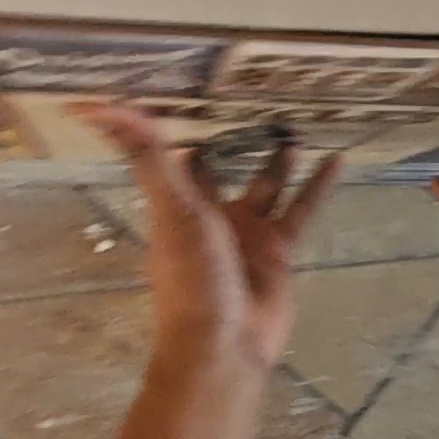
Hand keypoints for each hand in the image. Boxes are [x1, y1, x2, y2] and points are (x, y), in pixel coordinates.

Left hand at [75, 104, 341, 369]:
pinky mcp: (280, 252)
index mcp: (180, 207)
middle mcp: (213, 217)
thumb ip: (149, 159)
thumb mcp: (171, 211)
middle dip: (235, 142)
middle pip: (226, 170)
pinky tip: (337, 159)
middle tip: (251, 104)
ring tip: (293, 127)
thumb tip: (100, 106)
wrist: (225, 342)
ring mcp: (248, 234)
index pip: (179, 161)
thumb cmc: (192, 279)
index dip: (184, 132)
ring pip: (267, 185)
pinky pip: (302, 210)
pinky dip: (319, 186)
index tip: (192, 96)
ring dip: (279, 159)